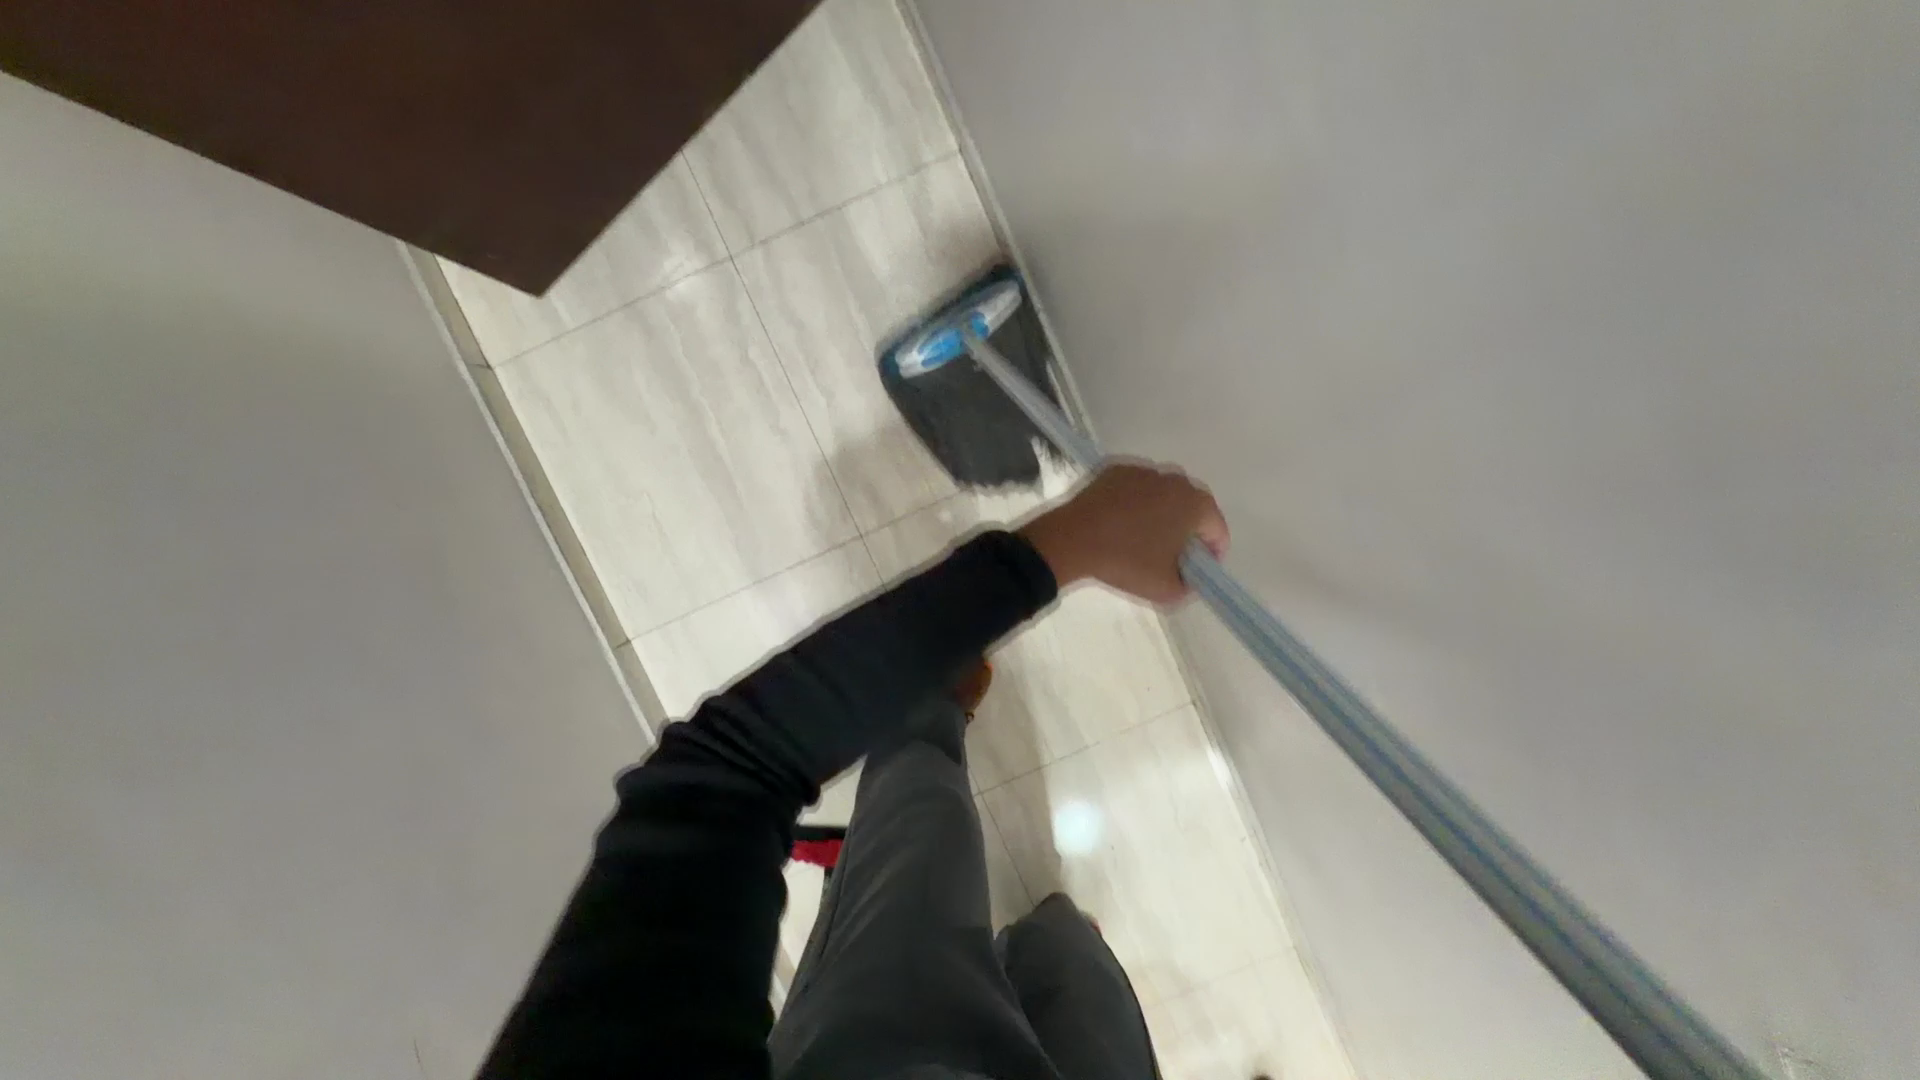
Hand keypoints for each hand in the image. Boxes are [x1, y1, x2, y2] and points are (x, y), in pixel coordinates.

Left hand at [1017, 460, 1228, 603]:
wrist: (1072, 539)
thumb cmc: (1126, 562)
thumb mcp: (1167, 590)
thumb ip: (1190, 586)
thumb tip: (1191, 578)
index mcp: (1196, 504)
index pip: (1217, 531)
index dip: (1211, 555)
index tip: (1196, 571)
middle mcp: (1175, 479)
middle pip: (1193, 509)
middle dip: (1188, 532)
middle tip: (1171, 556)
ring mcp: (1144, 470)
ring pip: (1165, 495)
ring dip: (1162, 514)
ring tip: (1143, 538)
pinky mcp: (1117, 469)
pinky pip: (1137, 488)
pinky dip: (1136, 502)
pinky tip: (1121, 522)